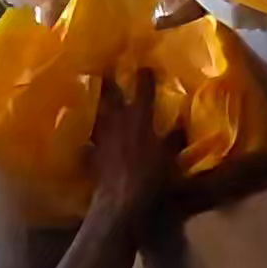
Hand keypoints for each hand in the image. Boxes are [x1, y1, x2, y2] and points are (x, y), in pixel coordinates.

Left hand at [87, 70, 177, 224]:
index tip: (145, 66)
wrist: (121, 201)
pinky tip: (86, 139)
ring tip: (95, 97)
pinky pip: (88, 141)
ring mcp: (101, 136)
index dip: (145, 76)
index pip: (143, 89)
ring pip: (97, 114)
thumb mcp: (170, 156)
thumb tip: (180, 121)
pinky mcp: (91, 153)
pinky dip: (88, 138)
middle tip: (106, 70)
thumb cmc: (151, 175)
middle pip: (111, 94)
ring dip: (97, 105)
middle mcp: (118, 120)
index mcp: (139, 117)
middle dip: (109, 80)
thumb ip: (175, 137)